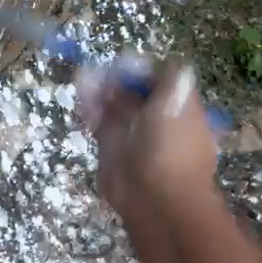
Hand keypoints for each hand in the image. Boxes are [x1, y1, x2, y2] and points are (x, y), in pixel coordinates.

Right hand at [78, 56, 218, 220]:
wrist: (154, 199)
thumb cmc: (171, 148)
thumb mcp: (179, 104)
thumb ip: (169, 78)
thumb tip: (161, 63)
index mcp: (179, 111)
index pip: (158, 81)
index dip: (141, 70)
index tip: (125, 64)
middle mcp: (156, 119)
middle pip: (132, 89)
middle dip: (115, 77)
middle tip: (100, 71)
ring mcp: (133, 132)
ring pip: (113, 101)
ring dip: (98, 86)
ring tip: (84, 75)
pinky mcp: (111, 144)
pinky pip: (98, 117)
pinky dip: (89, 102)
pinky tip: (81, 88)